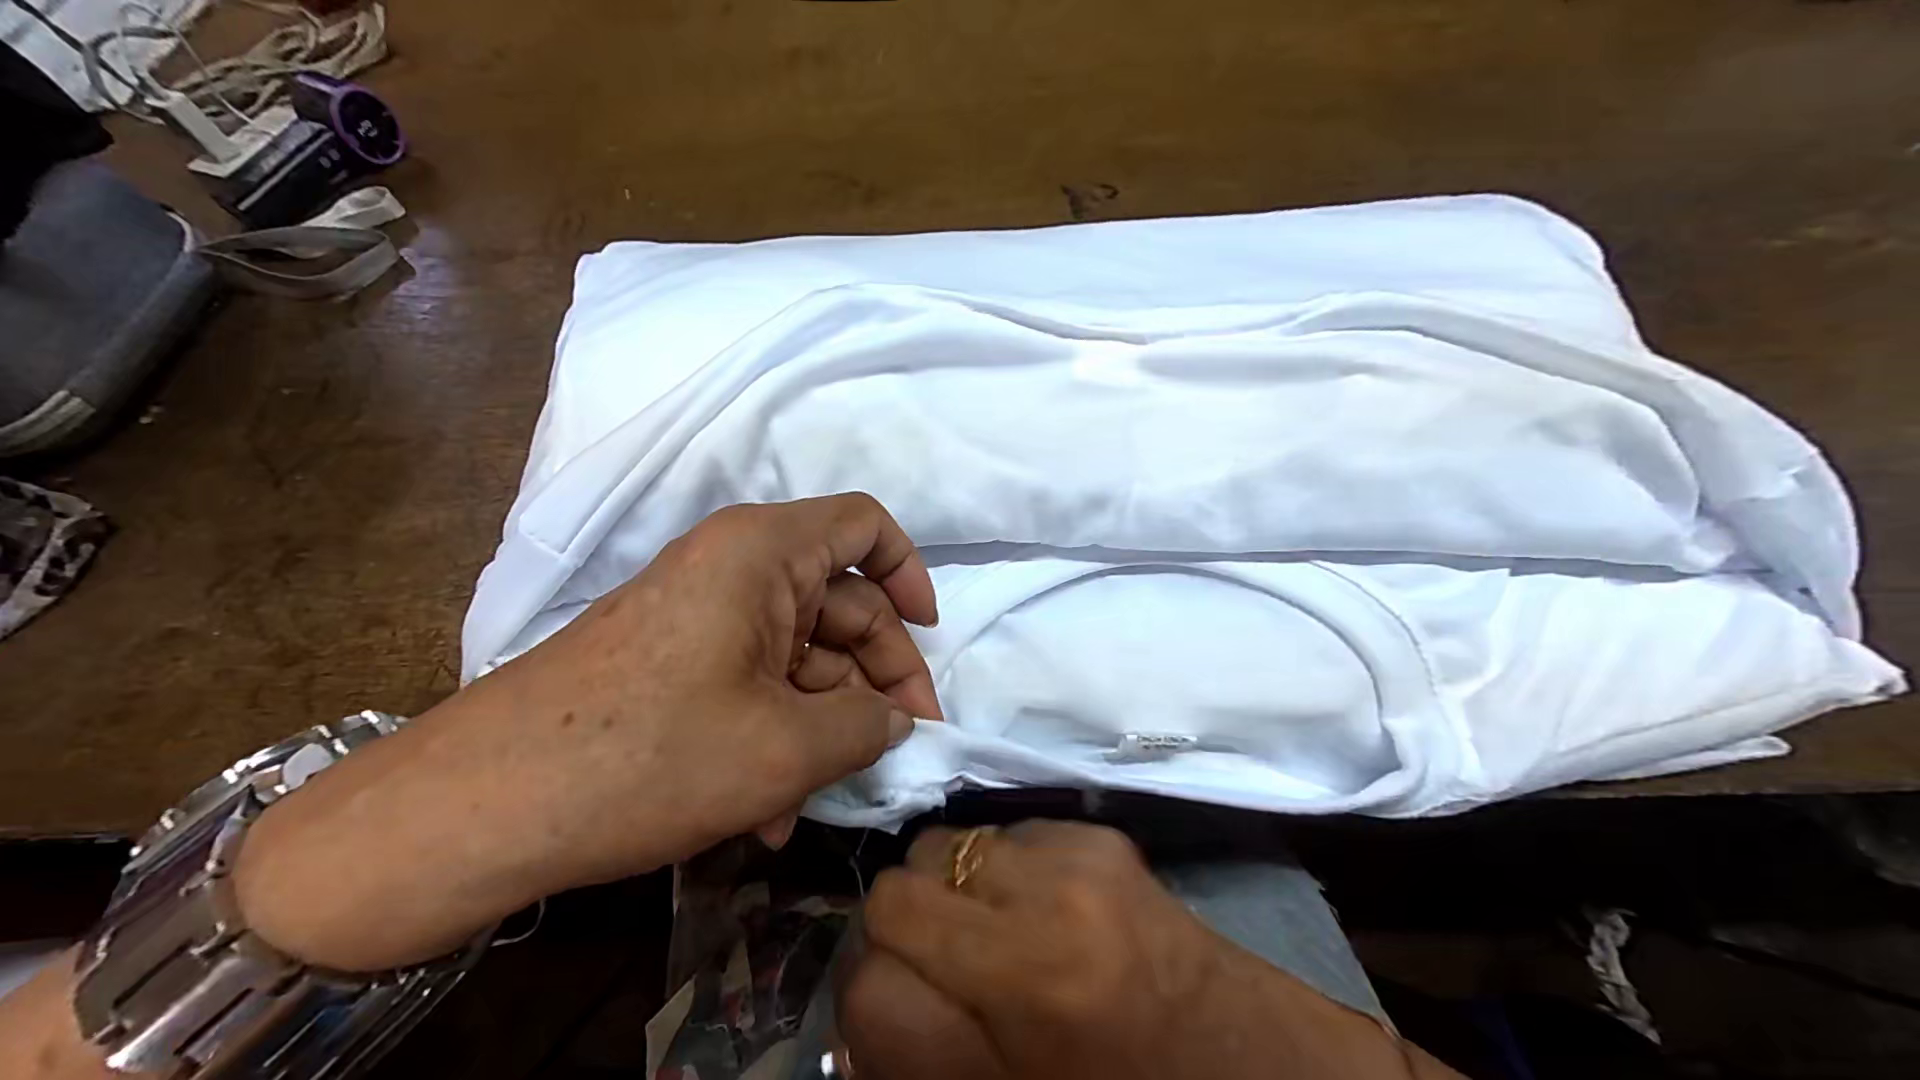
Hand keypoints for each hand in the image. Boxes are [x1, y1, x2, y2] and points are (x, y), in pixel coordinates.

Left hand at [235, 494, 942, 970]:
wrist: (480, 807)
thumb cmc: (650, 755)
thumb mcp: (786, 750)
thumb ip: (867, 726)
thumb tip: (897, 720)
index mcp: (764, 553)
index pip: (864, 526)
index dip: (910, 574)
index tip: (930, 635)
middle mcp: (735, 568)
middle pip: (841, 603)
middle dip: (876, 676)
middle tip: (900, 744)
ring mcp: (703, 615)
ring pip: (799, 655)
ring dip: (823, 723)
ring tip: (819, 801)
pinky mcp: (676, 660)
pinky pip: (754, 681)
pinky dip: (777, 733)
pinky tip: (771, 809)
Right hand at [840, 822, 1454, 1079]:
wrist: (1240, 1055)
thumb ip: (914, 1046)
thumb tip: (860, 989)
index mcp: (1015, 1020)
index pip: (868, 984)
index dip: (866, 995)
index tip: (890, 999)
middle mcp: (1039, 932)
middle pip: (895, 892)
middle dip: (903, 928)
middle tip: (942, 958)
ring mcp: (1072, 865)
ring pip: (943, 845)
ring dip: (952, 885)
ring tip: (995, 923)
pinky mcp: (1098, 832)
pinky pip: (1005, 831)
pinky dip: (1004, 864)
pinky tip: (1043, 900)